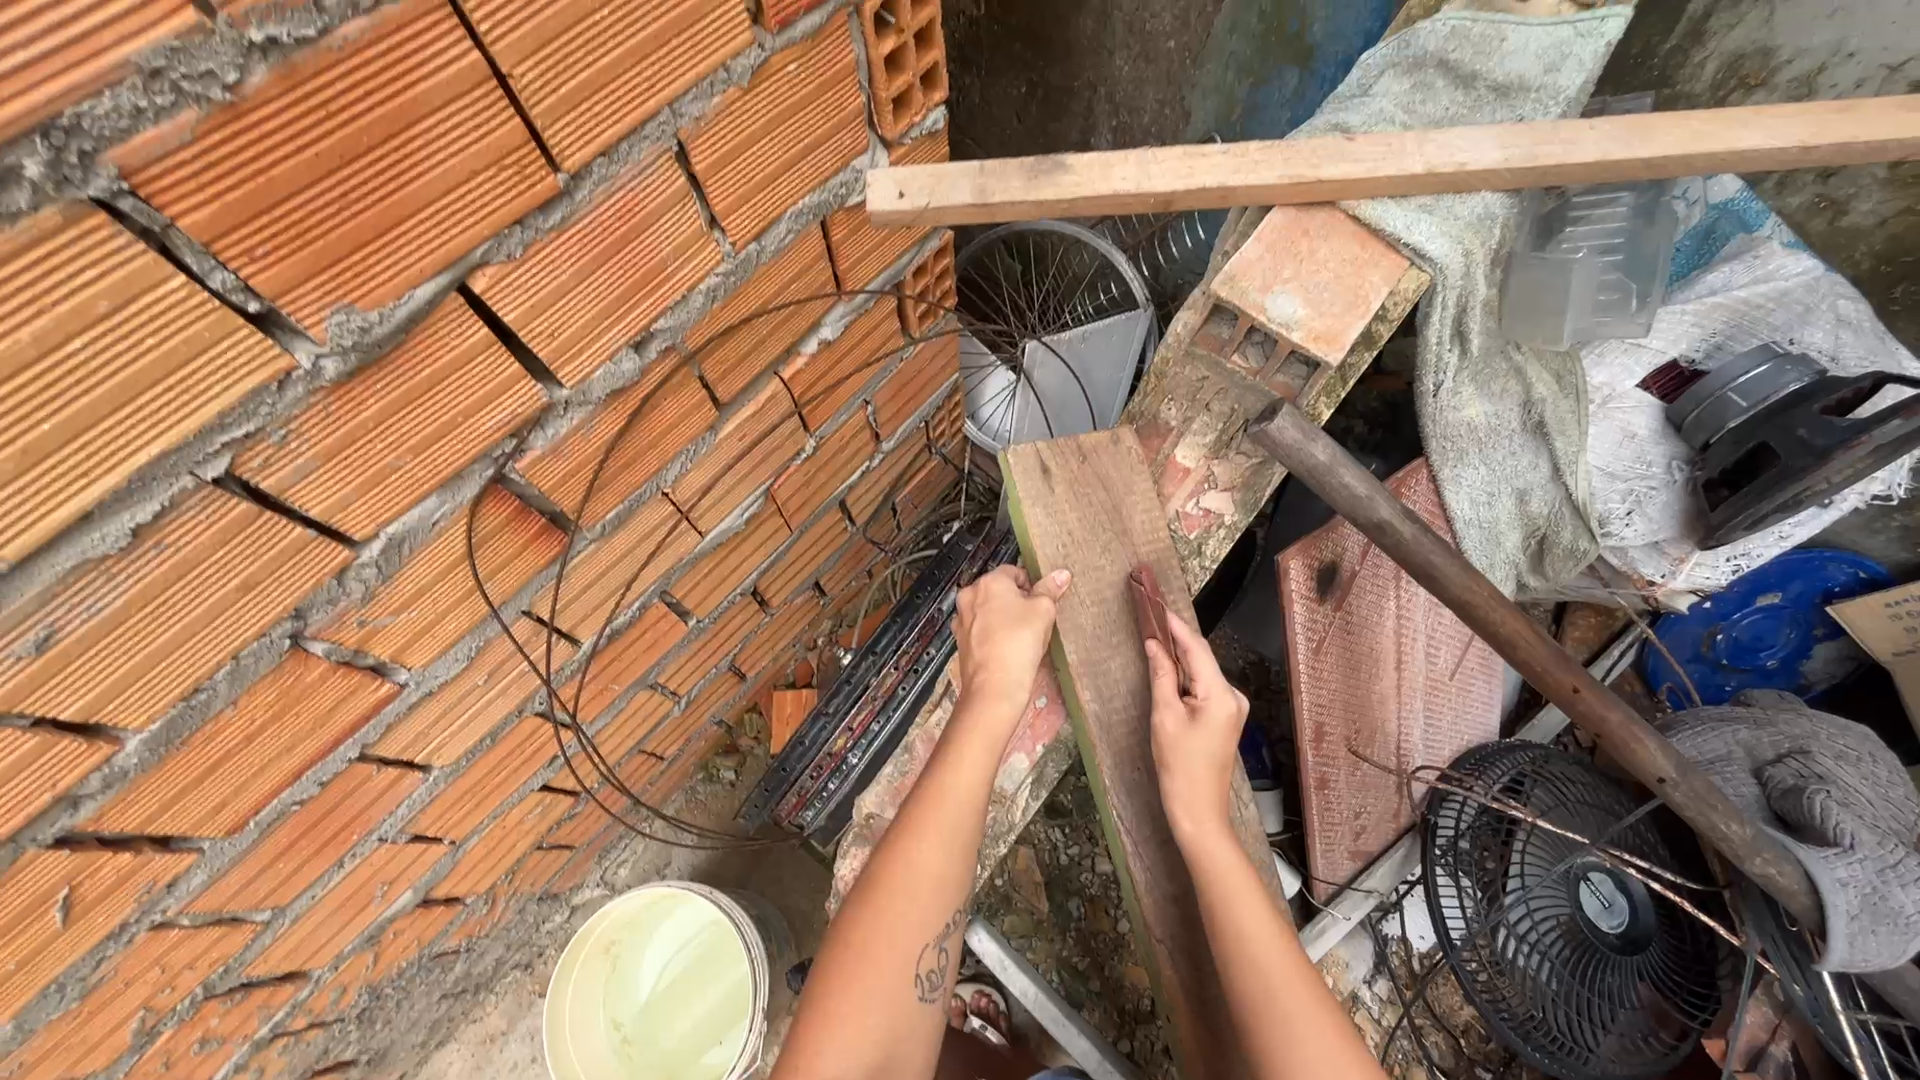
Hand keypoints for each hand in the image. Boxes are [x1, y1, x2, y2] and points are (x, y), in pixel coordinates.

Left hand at [953, 564, 1071, 723]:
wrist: (995, 684)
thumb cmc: (1018, 642)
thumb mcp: (1043, 611)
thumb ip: (1050, 590)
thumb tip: (1061, 575)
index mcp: (989, 582)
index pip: (1013, 571)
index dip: (1031, 585)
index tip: (1042, 600)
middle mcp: (970, 596)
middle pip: (998, 591)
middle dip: (1016, 602)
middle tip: (1034, 619)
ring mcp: (962, 620)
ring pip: (988, 612)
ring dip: (1004, 619)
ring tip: (1022, 637)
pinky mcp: (962, 642)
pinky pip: (981, 631)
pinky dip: (993, 635)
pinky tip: (1008, 649)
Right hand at [1145, 611, 1248, 847]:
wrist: (1197, 809)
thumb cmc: (1179, 766)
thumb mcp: (1164, 716)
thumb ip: (1161, 675)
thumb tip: (1154, 644)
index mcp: (1221, 694)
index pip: (1196, 648)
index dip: (1175, 625)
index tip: (1156, 604)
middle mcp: (1233, 696)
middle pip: (1201, 658)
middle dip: (1175, 639)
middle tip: (1150, 618)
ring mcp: (1232, 707)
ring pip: (1201, 672)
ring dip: (1178, 658)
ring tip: (1153, 639)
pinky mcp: (1225, 717)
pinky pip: (1203, 687)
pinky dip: (1185, 677)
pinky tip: (1166, 670)